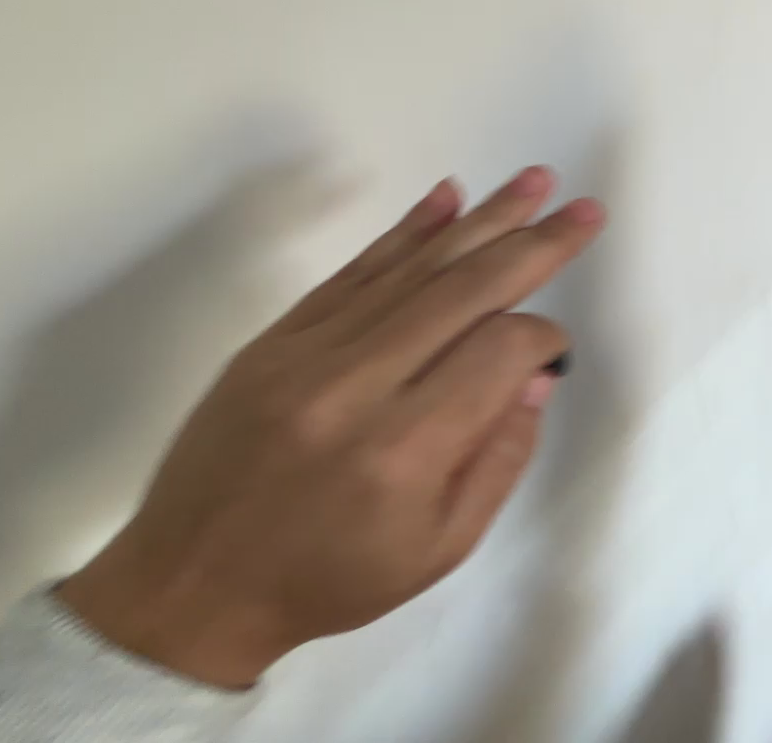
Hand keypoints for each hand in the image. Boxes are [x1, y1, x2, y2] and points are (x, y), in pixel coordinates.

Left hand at [59, 167, 605, 688]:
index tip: (554, 354)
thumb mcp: (445, 542)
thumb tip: (538, 372)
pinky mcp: (276, 338)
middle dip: (537, 243)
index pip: (502, 349)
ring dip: (486, 217)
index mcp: (405, 448)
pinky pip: (355, 270)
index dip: (545, 337)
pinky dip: (409, 229)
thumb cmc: (335, 575)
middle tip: (584, 209)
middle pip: (466, 290)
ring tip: (536, 180)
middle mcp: (355, 387)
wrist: (187, 591)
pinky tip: (451, 196)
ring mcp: (306, 354)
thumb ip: (504, 453)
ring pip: (416, 267)